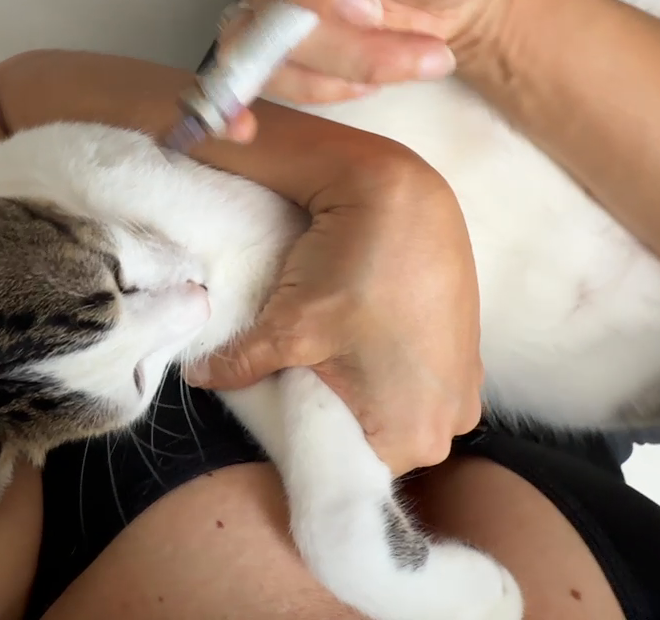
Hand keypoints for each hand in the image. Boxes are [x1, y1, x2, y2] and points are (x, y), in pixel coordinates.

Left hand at [184, 154, 484, 476]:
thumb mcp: (289, 325)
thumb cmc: (355, 268)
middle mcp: (448, 423)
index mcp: (412, 435)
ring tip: (309, 346)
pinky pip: (401, 374)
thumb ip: (242, 365)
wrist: (405, 195)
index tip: (264, 411)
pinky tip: (343, 329)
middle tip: (278, 375)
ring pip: (380, 403)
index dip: (295, 438)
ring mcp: (458, 385)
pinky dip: (368, 361)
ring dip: (342, 382)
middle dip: (316, 409)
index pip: (339, 465)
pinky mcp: (456, 350)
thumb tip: (202, 378)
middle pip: (361, 435)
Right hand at [223, 0, 512, 103]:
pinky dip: (315, 92)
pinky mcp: (279, 58)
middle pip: (264, 3)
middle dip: (337, 43)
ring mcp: (269, 13)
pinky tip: (361, 89)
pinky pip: (273, 83)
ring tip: (420, 63)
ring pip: (266, 53)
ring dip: (342, 73)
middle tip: (420, 52)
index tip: (368, 8)